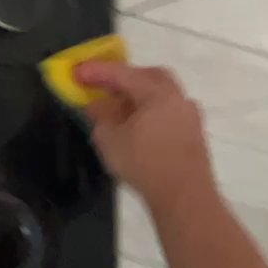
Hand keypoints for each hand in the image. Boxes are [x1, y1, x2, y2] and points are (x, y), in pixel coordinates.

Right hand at [74, 61, 216, 215]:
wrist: (184, 197)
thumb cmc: (143, 162)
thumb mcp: (108, 137)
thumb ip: (99, 114)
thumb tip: (96, 104)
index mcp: (158, 95)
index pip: (122, 73)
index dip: (95, 70)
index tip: (74, 71)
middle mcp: (178, 100)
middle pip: (151, 75)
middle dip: (124, 75)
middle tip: (101, 83)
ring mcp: (189, 117)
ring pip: (162, 93)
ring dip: (138, 93)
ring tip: (116, 105)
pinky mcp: (192, 134)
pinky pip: (167, 109)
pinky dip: (149, 108)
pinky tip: (134, 122)